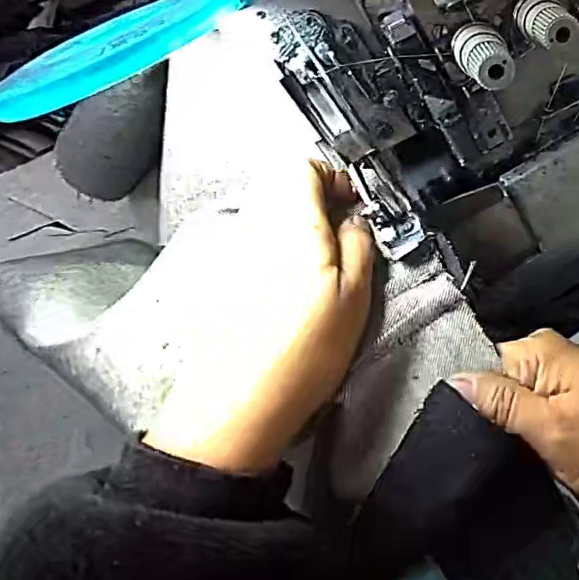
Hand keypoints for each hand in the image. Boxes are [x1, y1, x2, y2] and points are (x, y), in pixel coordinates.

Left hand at [143, 161, 376, 473]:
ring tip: (325, 269)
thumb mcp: (357, 295)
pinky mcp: (218, 282)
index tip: (355, 203)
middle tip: (347, 237)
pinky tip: (294, 292)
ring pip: (270, 218)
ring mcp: (228, 257)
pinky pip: (254, 247)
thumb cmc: (298, 357)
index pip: (303, 167)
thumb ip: (361, 243)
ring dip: (301, 230)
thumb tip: (356, 222)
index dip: (336, 177)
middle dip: (320, 205)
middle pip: (284, 189)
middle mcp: (251, 233)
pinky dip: (279, 254)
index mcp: (289, 229)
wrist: (235, 412)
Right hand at [452, 330, 578, 507]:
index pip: (479, 364)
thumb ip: (505, 403)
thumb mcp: (555, 429)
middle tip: (477, 453)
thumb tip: (457, 380)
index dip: (463, 398)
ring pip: (507, 405)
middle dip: (481, 418)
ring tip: (494, 458)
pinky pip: (528, 416)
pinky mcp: (566, 405)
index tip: (449, 431)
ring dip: (501, 432)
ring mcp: (558, 383)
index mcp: (541, 351)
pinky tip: (513, 456)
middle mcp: (548, 359)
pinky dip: (520, 437)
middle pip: (491, 384)